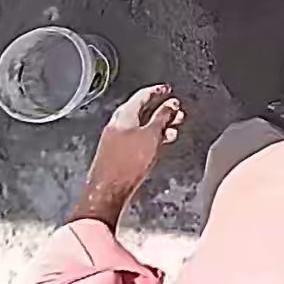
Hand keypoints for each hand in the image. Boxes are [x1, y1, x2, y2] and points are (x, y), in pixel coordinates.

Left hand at [68, 85, 184, 228]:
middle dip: (161, 110)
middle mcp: (117, 124)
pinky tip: (159, 144)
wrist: (107, 193)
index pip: (142, 95)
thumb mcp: (152, 135)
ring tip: (173, 128)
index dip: (158, 91)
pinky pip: (136, 139)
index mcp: (124, 115)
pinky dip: (150, 137)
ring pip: (140, 126)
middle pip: (142, 110)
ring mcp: (116, 139)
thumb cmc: (126, 164)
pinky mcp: (116, 154)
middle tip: (176, 111)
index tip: (168, 90)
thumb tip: (171, 104)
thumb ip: (163, 117)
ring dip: (158, 125)